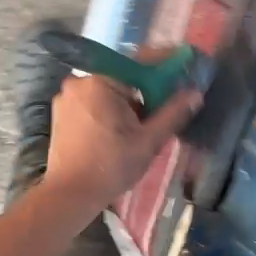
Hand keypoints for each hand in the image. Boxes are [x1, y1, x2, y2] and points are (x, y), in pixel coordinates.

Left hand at [42, 70, 202, 210]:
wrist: (70, 194)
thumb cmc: (111, 167)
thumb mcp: (148, 142)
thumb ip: (173, 114)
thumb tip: (195, 93)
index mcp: (100, 82)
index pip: (138, 62)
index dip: (163, 63)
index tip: (182, 62)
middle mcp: (79, 82)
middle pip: (121, 78)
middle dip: (143, 90)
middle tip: (161, 109)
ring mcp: (66, 97)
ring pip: (105, 91)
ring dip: (125, 102)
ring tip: (139, 127)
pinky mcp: (60, 113)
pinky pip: (91, 103)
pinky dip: (107, 110)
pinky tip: (117, 132)